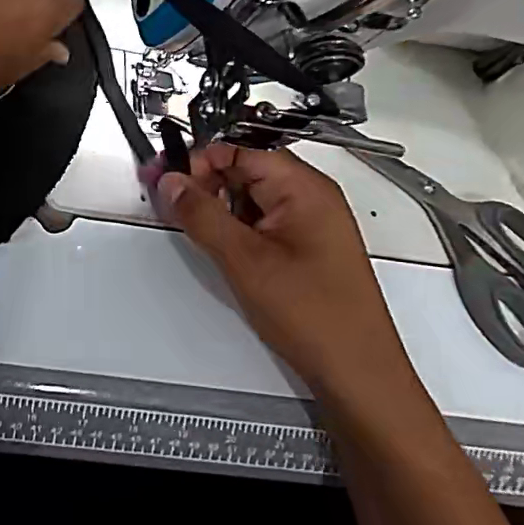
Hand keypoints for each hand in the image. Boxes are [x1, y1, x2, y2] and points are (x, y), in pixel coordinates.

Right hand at [155, 144, 402, 392]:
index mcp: (305, 188)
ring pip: (249, 196)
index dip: (199, 161)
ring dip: (217, 206)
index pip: (239, 150)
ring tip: (195, 229)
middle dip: (204, 182)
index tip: (167, 177)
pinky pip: (260, 219)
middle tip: (171, 201)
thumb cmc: (321, 319)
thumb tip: (173, 183)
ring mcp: (309, 222)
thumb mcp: (245, 260)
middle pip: (244, 169)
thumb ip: (202, 215)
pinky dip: (234, 227)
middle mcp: (311, 197)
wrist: (356, 373)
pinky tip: (220, 247)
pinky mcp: (303, 245)